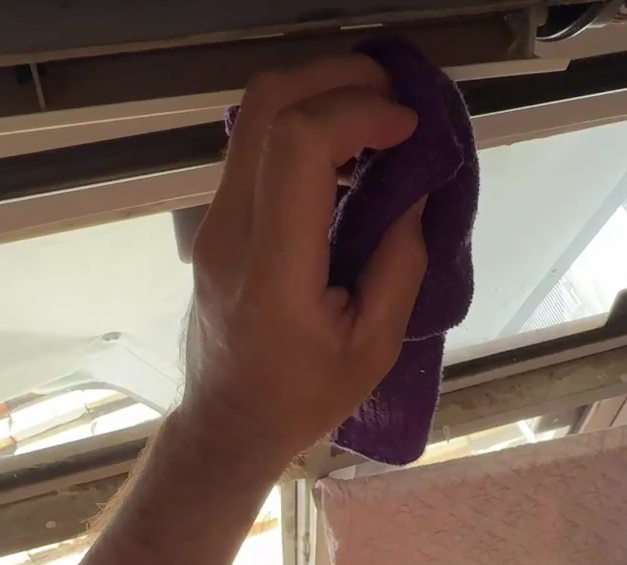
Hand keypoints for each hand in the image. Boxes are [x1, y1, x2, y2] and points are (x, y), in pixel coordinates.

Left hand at [178, 54, 429, 470]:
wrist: (229, 424)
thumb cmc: (302, 400)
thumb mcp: (372, 350)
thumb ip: (399, 266)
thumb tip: (412, 193)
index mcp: (275, 273)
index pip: (298, 146)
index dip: (358, 112)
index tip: (407, 128)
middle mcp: (231, 235)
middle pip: (267, 106)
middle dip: (337, 77)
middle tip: (393, 98)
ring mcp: (214, 226)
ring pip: (254, 118)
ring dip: (319, 97)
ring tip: (374, 121)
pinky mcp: (215, 227)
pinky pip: (254, 150)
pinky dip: (301, 130)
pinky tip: (343, 156)